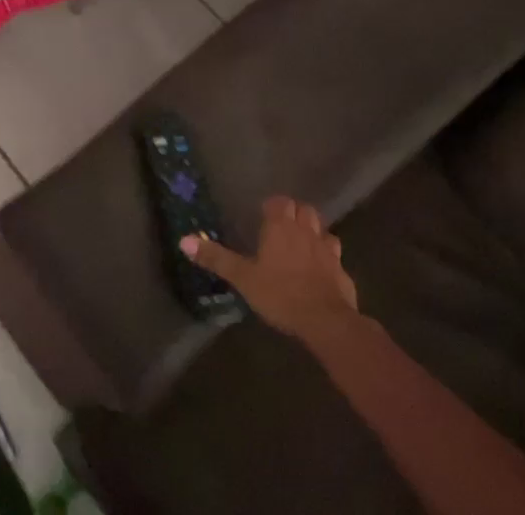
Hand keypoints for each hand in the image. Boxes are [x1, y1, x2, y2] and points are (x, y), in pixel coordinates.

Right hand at [182, 196, 359, 341]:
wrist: (326, 321)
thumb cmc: (279, 293)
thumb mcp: (242, 277)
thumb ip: (215, 258)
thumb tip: (183, 240)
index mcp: (281, 228)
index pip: (280, 202)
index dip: (273, 205)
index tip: (264, 213)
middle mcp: (306, 232)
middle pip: (305, 209)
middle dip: (295, 212)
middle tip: (282, 225)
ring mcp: (328, 251)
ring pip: (323, 229)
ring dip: (314, 231)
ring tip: (302, 242)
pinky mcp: (342, 271)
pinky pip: (335, 255)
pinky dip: (327, 256)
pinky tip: (320, 269)